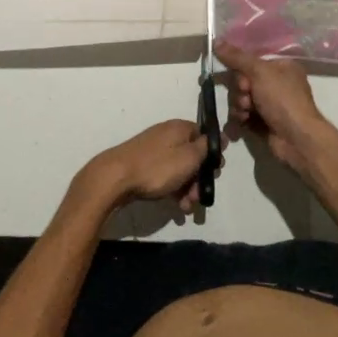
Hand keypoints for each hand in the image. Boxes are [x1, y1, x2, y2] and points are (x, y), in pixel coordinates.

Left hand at [77, 119, 210, 212]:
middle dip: (199, 179)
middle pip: (193, 156)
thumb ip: (206, 147)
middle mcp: (168, 135)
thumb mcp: (189, 157)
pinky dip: (173, 189)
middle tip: (197, 197)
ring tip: (185, 208)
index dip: (212, 156)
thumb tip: (221, 136)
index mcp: (180, 128)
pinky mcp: (145, 165)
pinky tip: (176, 206)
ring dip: (187, 189)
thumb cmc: (157, 167)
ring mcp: (155, 150)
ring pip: (180, 169)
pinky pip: (166, 176)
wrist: (116, 178)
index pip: (205, 137)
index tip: (214, 174)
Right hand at [214, 42, 330, 170]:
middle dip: (240, 90)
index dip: (242, 69)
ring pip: (241, 98)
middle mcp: (277, 85)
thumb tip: (216, 41)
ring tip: (246, 113)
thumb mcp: (259, 72)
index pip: (252, 61)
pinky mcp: (263, 122)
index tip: (241, 78)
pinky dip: (241, 118)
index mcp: (282, 68)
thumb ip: (236, 57)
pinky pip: (243, 115)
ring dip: (239, 105)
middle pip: (244, 81)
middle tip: (246, 97)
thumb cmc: (282, 99)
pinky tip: (243, 122)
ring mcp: (270, 105)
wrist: (296, 138)